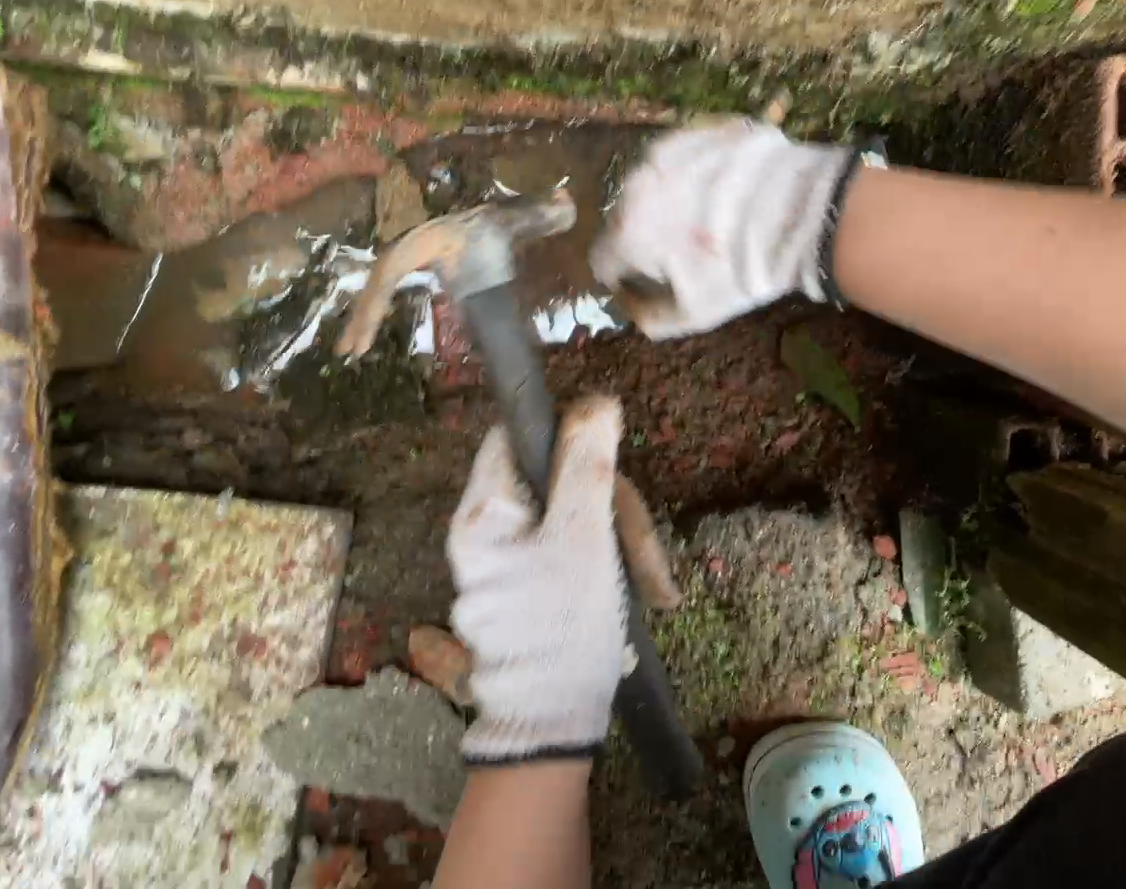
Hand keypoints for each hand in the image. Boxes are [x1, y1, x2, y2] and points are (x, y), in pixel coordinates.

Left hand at [447, 397, 626, 762]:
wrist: (553, 723)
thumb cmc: (564, 623)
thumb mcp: (583, 535)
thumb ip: (585, 464)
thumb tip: (594, 401)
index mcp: (482, 513)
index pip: (512, 437)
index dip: (559, 437)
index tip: (602, 461)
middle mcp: (478, 534)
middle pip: (548, 479)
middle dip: (605, 505)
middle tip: (642, 551)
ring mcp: (498, 566)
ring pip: (565, 517)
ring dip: (612, 539)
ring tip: (647, 583)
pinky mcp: (520, 590)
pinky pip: (563, 551)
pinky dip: (599, 561)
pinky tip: (624, 589)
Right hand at [590, 120, 852, 337]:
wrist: (800, 212)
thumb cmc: (741, 270)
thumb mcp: (696, 313)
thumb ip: (651, 318)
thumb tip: (632, 309)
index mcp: (627, 230)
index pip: (603, 259)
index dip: (622, 276)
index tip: (647, 281)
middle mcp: (636, 183)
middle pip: (627, 216)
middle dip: (647, 233)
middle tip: (686, 248)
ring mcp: (669, 148)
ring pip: (656, 180)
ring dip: (670, 197)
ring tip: (711, 214)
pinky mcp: (702, 128)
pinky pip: (689, 154)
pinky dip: (700, 171)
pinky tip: (730, 188)